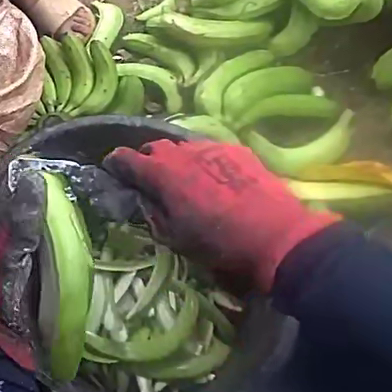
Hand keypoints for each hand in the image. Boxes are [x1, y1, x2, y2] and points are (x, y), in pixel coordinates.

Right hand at [102, 139, 340, 291]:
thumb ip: (155, 214)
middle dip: (147, 160)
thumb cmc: (221, 244)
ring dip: (176, 159)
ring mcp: (211, 148)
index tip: (112, 169)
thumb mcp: (176, 239)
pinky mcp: (236, 150)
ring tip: (183, 178)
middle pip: (154, 147)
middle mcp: (181, 152)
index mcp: (161, 173)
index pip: (125, 158)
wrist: (279, 238)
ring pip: (183, 147)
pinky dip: (203, 161)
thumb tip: (146, 201)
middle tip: (150, 178)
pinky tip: (213, 178)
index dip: (115, 163)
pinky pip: (209, 150)